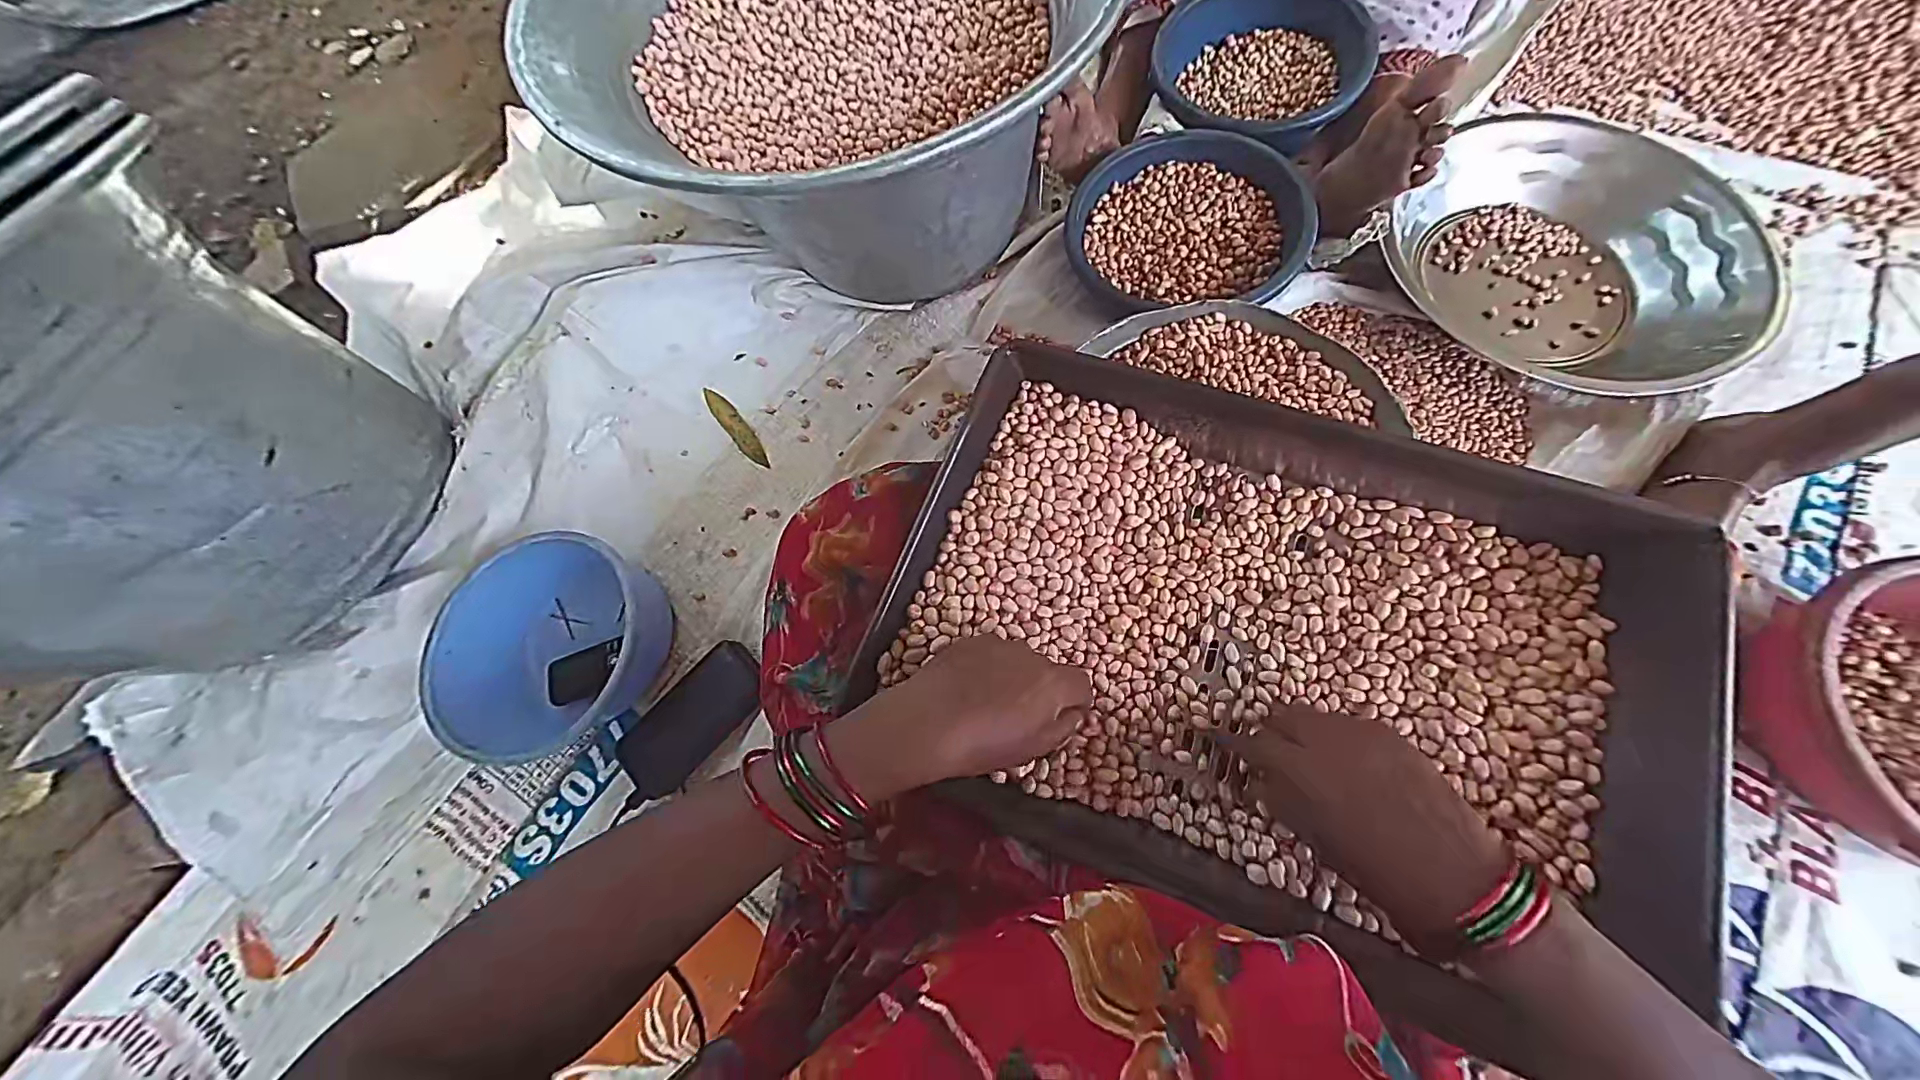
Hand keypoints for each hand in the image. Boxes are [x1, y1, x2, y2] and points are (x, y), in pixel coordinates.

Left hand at [832, 636, 1090, 798]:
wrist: (928, 721)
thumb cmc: (983, 744)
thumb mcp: (1034, 748)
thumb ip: (1063, 726)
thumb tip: (1072, 713)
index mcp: (1054, 684)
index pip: (1081, 684)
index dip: (1074, 702)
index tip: (1059, 717)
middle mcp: (1031, 656)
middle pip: (1047, 670)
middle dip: (1038, 689)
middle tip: (1015, 715)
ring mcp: (999, 644)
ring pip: (1017, 660)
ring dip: (1011, 676)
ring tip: (984, 702)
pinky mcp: (971, 640)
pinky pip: (990, 653)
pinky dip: (985, 667)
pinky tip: (966, 688)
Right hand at [1226, 705, 1507, 951]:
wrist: (1460, 879)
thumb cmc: (1379, 872)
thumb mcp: (1317, 840)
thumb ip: (1284, 801)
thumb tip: (1261, 780)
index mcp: (1304, 771)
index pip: (1254, 743)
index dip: (1234, 743)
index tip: (1223, 742)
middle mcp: (1329, 741)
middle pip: (1283, 716)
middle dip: (1270, 731)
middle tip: (1266, 750)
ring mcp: (1364, 733)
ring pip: (1316, 716)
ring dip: (1303, 731)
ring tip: (1307, 756)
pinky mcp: (1392, 735)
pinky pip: (1348, 725)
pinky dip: (1336, 737)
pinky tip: (1345, 761)